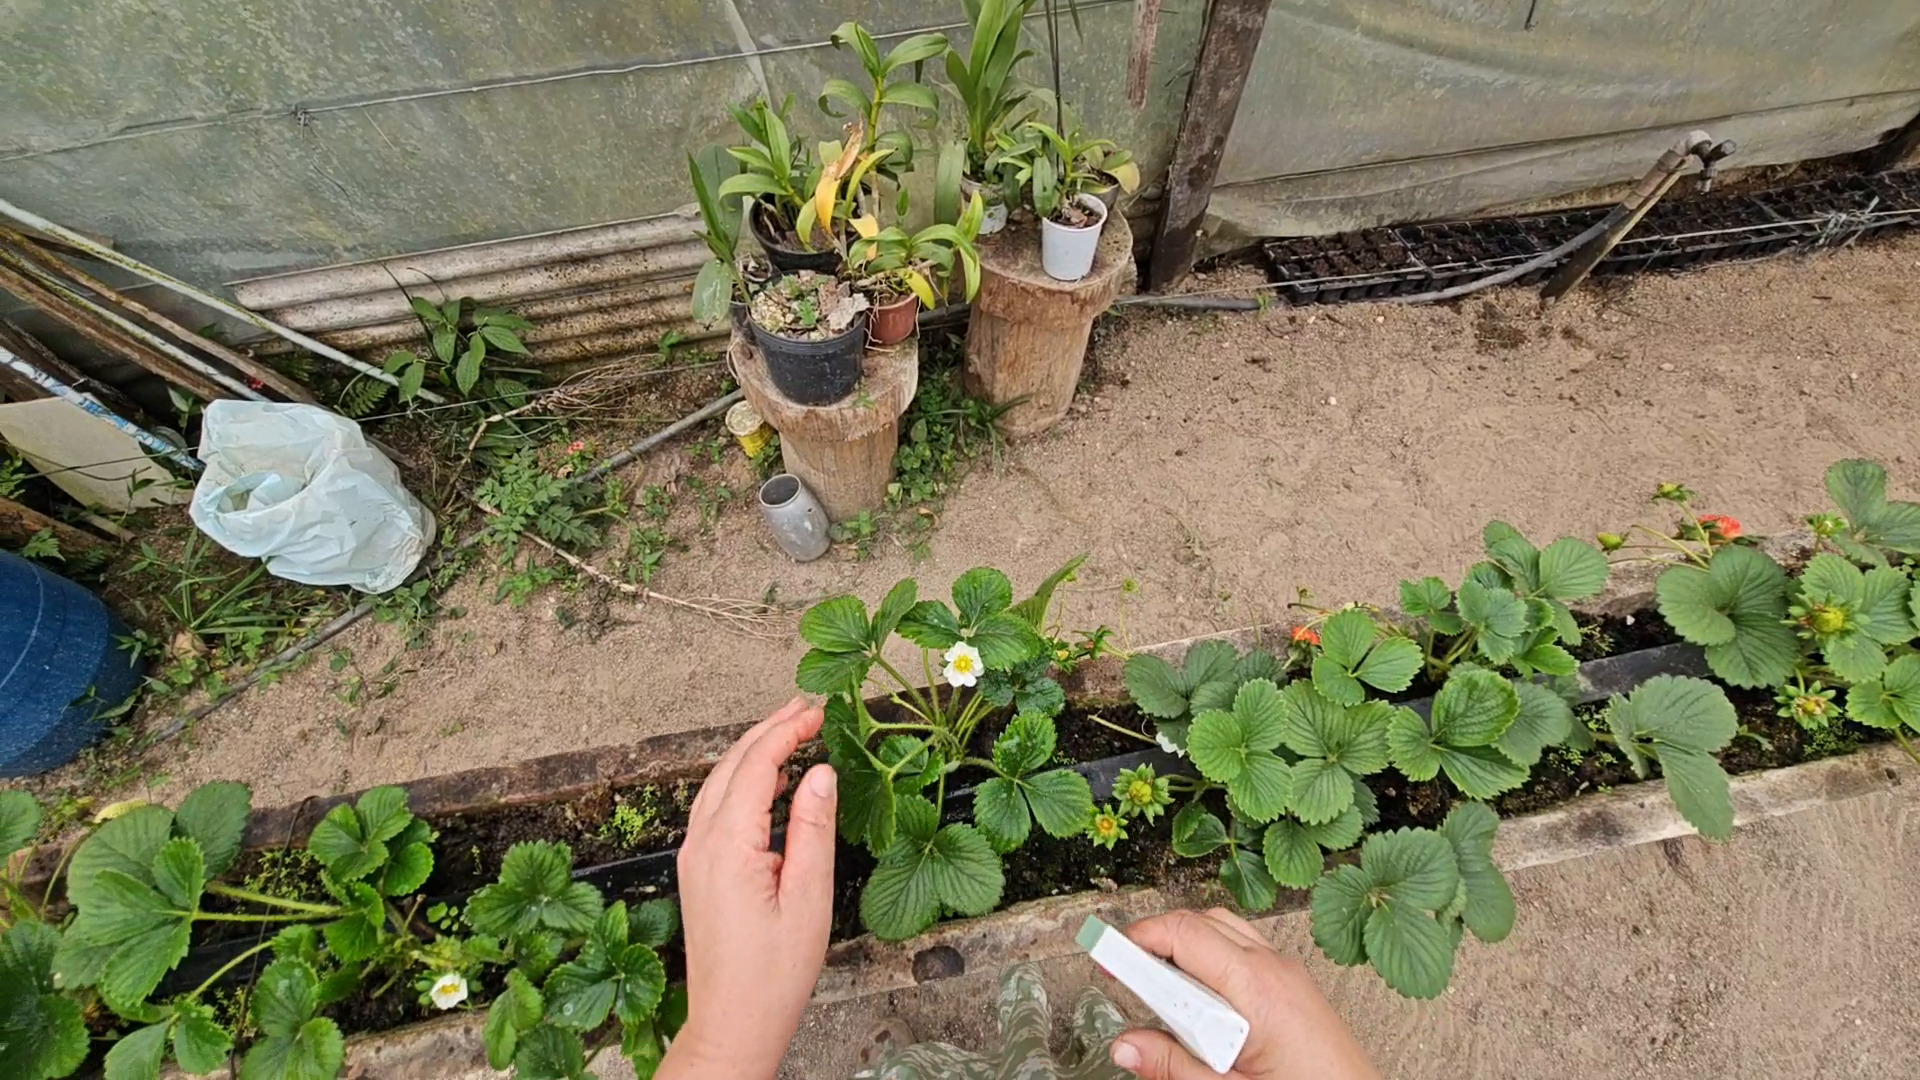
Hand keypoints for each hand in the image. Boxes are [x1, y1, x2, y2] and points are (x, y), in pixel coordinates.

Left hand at [658, 699, 837, 1079]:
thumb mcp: (809, 896)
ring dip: (756, 749)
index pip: (757, 764)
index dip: (788, 729)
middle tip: (807, 706)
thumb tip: (820, 771)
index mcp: (727, 845)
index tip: (820, 710)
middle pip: (732, 762)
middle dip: (770, 728)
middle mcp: (701, 842)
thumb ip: (813, 826)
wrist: (732, 1026)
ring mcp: (695, 853)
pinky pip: (718, 804)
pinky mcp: (699, 866)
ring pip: (721, 779)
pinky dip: (746, 778)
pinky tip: (774, 779)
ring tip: (793, 729)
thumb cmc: (774, 972)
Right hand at [1110, 908, 1379, 1079]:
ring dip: (1183, 946)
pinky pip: (1242, 947)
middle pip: (1198, 923)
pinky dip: (1210, 957)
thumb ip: (1174, 1068)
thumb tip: (1125, 1045)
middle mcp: (1274, 969)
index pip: (1183, 935)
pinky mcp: (1294, 985)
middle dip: (1154, 941)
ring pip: (1220, 928)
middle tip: (1125, 974)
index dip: (1136, 940)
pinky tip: (1202, 998)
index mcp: (1258, 991)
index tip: (1104, 954)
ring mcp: (1287, 973)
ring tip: (1160, 989)